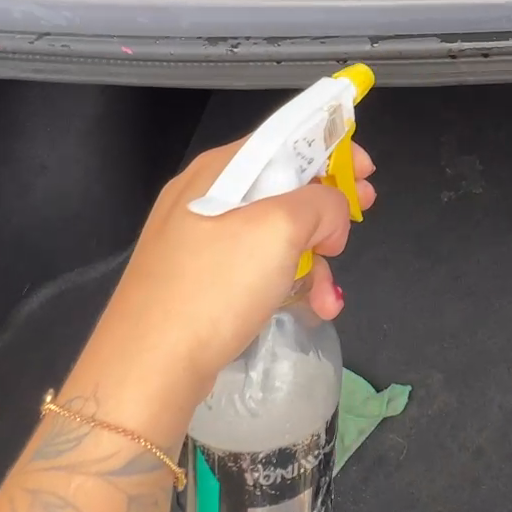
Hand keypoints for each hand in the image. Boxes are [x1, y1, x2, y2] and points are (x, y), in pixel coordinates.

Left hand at [80, 141, 377, 415]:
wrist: (145, 374)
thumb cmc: (214, 288)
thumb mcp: (282, 228)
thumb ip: (323, 203)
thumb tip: (331, 215)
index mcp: (220, 170)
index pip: (286, 138)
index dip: (332, 147)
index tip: (366, 169)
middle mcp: (206, 195)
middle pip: (285, 184)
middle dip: (329, 204)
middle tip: (362, 215)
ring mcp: (200, 240)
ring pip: (277, 230)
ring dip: (315, 256)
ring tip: (331, 292)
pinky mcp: (200, 279)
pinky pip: (259, 264)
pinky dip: (290, 279)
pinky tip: (312, 306)